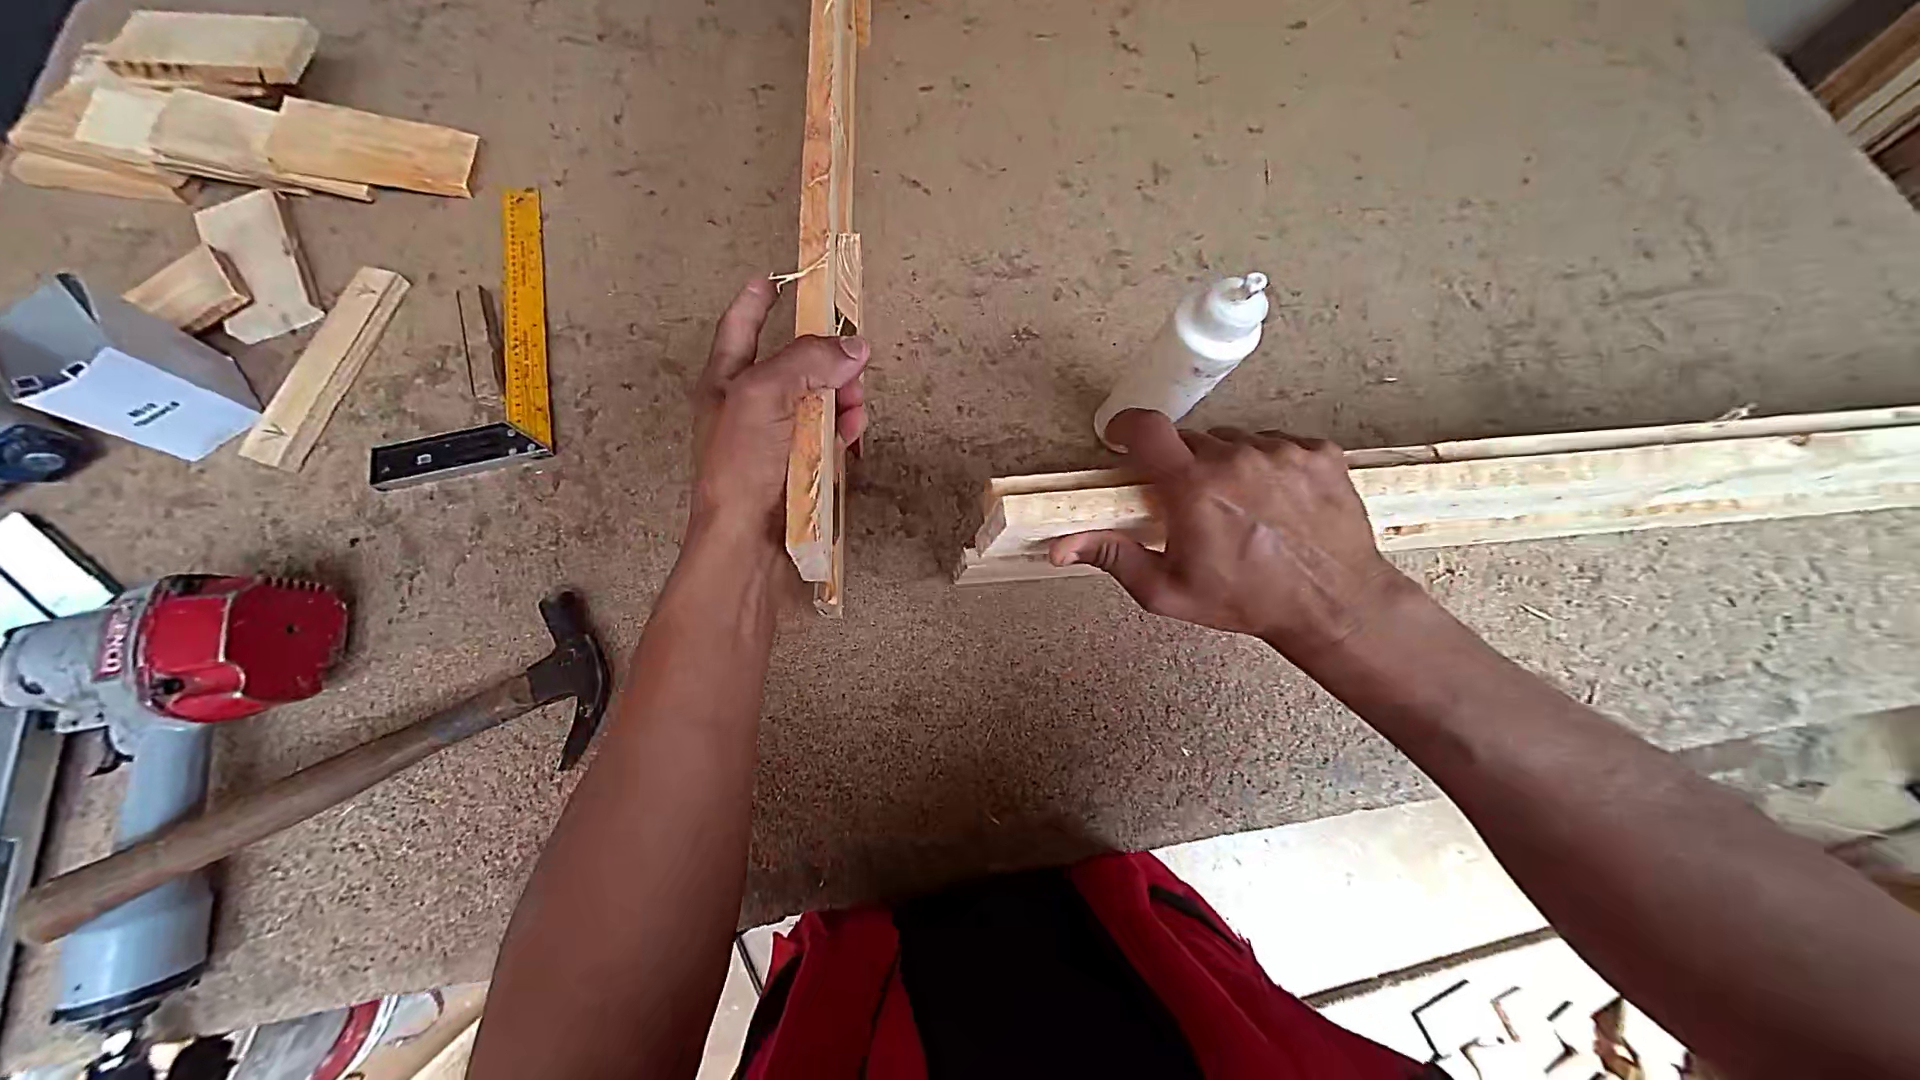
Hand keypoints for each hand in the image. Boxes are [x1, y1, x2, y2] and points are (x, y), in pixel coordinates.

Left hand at [689, 279, 868, 546]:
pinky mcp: (801, 464)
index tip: (774, 278)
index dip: (757, 301)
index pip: (741, 328)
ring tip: (855, 406)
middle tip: (853, 360)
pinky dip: (844, 428)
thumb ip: (807, 361)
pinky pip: (830, 434)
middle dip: (826, 359)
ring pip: (820, 399)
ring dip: (842, 396)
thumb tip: (853, 347)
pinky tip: (853, 431)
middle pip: (796, 363)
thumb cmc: (740, 467)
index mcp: (726, 382)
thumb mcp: (764, 396)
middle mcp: (751, 406)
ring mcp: (778, 437)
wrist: (748, 541)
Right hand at [1050, 409, 1418, 660]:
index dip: (1128, 426)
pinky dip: (1268, 465)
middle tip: (1193, 503)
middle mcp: (1237, 459)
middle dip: (1183, 466)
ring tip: (1239, 506)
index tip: (1122, 435)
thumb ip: (1111, 557)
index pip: (1147, 430)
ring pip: (1234, 442)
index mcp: (1194, 488)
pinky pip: (1276, 444)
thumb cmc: (1248, 601)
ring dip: (1226, 465)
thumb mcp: (1166, 590)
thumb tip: (1061, 547)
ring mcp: (1282, 452)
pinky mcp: (1318, 453)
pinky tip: (1275, 501)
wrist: (1333, 605)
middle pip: (1191, 441)